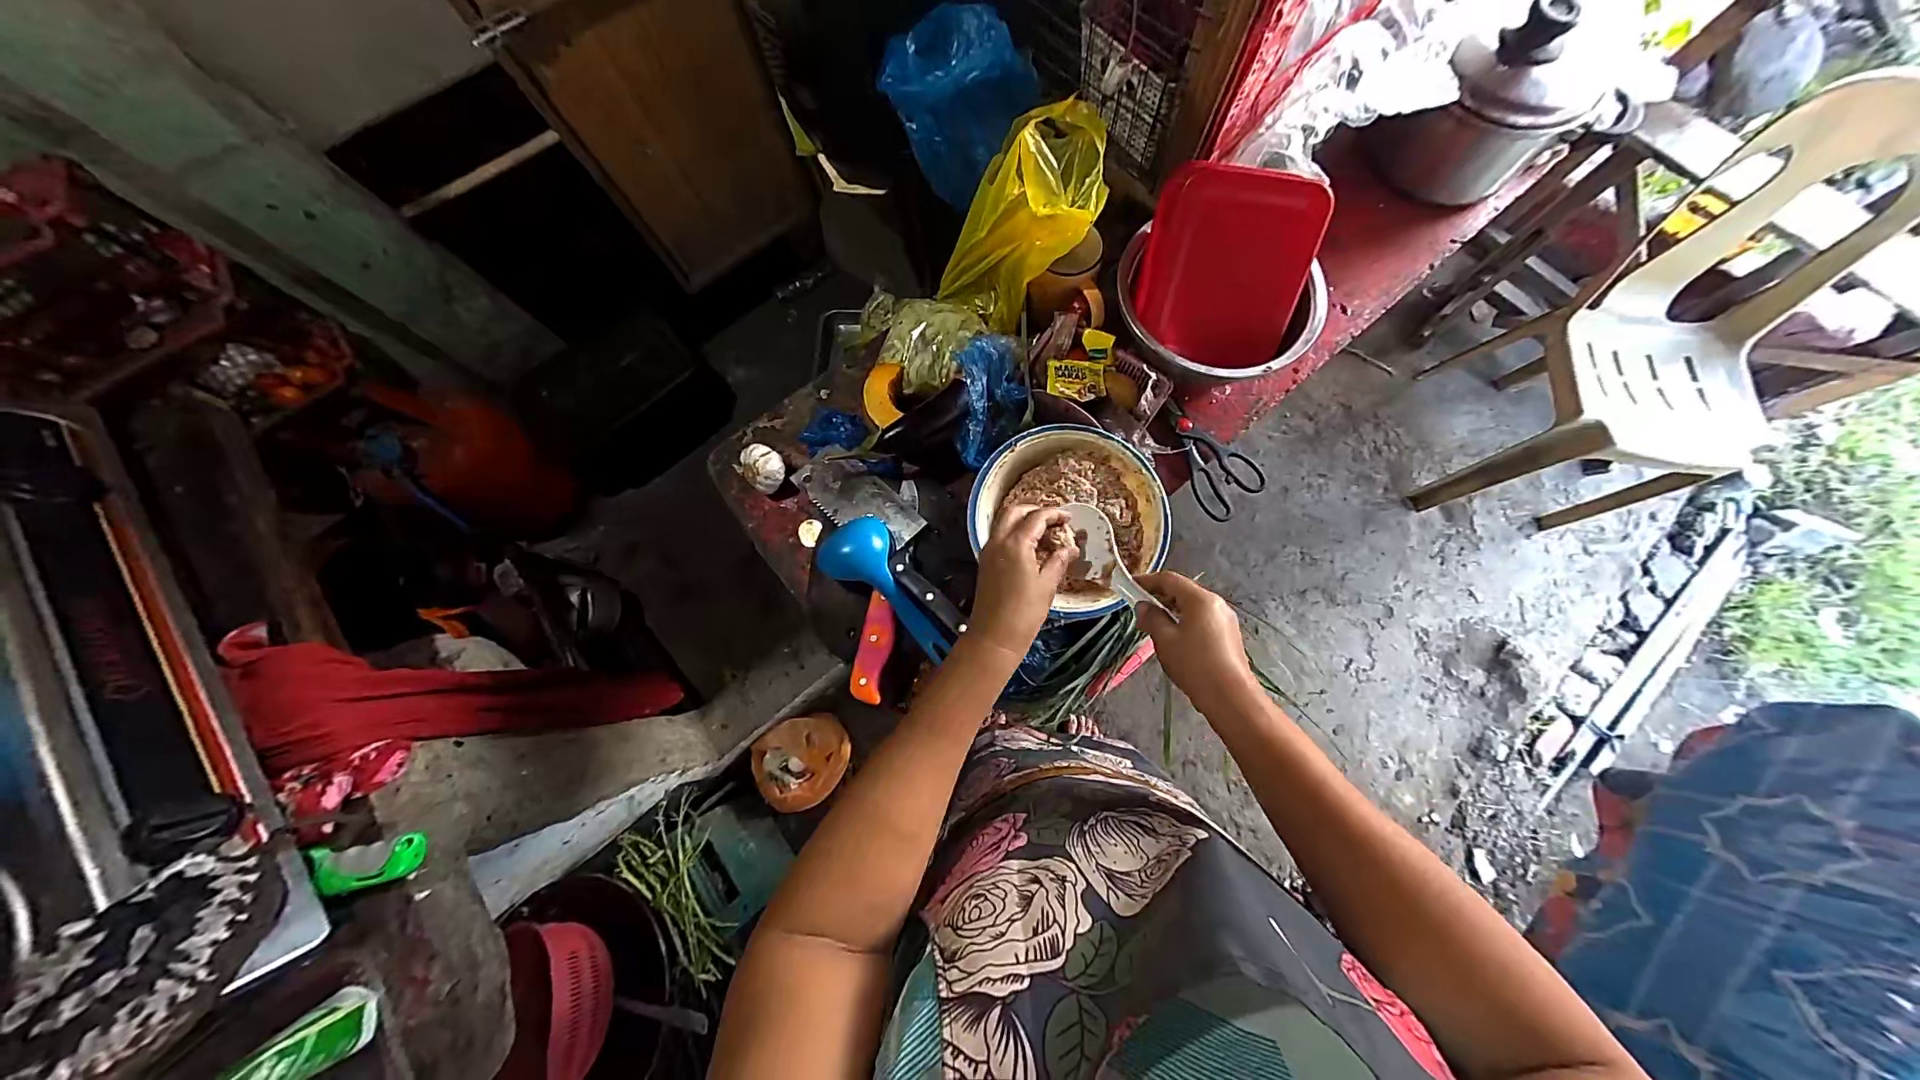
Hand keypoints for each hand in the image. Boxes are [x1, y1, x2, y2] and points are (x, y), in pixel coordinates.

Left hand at [969, 503, 1073, 658]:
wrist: (994, 636)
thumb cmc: (1023, 612)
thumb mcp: (1047, 585)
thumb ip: (1058, 561)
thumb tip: (1070, 549)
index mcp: (1015, 544)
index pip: (1036, 517)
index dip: (1054, 514)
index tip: (1068, 517)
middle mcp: (997, 542)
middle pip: (1014, 511)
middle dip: (1035, 510)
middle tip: (1055, 519)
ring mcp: (988, 551)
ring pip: (1004, 522)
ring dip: (1023, 520)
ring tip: (1046, 532)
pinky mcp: (985, 562)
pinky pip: (1000, 537)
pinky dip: (1015, 533)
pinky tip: (1032, 547)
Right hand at [1134, 571, 1260, 713]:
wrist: (1230, 697)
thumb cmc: (1195, 665)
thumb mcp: (1165, 640)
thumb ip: (1152, 618)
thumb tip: (1143, 607)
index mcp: (1201, 600)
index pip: (1170, 580)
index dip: (1147, 581)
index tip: (1130, 585)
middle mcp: (1217, 604)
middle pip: (1183, 591)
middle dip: (1159, 596)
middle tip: (1139, 606)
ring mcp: (1225, 620)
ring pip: (1193, 606)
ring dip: (1171, 609)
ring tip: (1153, 623)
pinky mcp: (1228, 635)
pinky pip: (1202, 619)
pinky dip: (1184, 620)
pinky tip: (1173, 636)